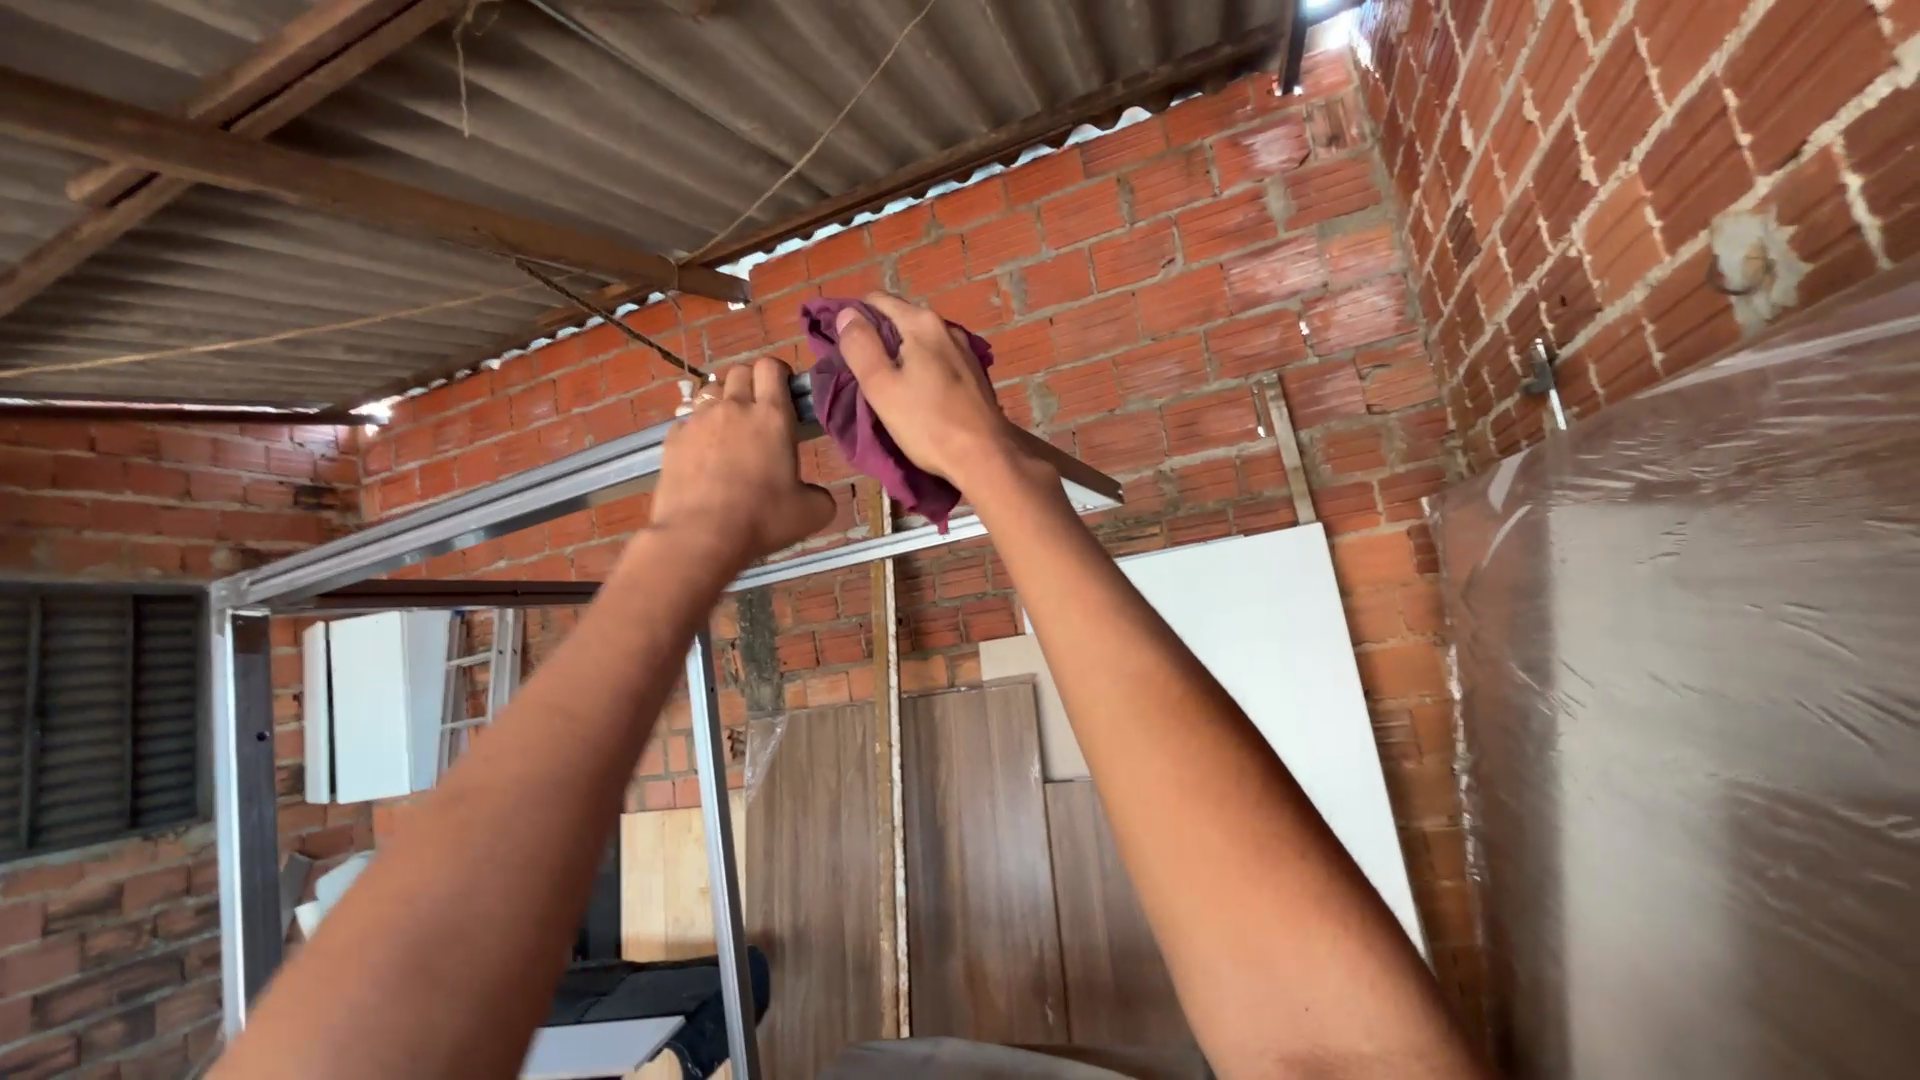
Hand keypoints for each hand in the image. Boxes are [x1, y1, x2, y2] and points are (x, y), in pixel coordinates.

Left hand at [650, 358, 835, 567]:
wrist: (700, 536)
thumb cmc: (762, 520)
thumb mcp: (812, 513)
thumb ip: (821, 495)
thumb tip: (815, 494)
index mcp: (772, 416)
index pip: (771, 367)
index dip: (778, 374)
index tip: (784, 393)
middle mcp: (734, 408)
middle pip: (739, 371)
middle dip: (750, 383)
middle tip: (758, 412)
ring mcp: (699, 421)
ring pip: (710, 390)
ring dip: (722, 401)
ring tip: (729, 429)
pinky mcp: (673, 439)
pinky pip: (687, 420)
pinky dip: (697, 429)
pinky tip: (703, 454)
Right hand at [836, 293, 1022, 489]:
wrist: (985, 455)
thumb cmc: (928, 423)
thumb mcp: (881, 386)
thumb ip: (861, 346)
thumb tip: (846, 314)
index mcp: (921, 323)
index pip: (876, 300)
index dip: (854, 319)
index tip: (843, 348)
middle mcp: (946, 327)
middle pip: (900, 319)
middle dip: (877, 338)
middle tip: (861, 372)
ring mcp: (964, 349)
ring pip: (920, 341)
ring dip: (900, 355)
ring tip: (886, 384)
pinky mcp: (973, 372)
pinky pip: (937, 358)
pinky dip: (920, 367)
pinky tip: (916, 392)